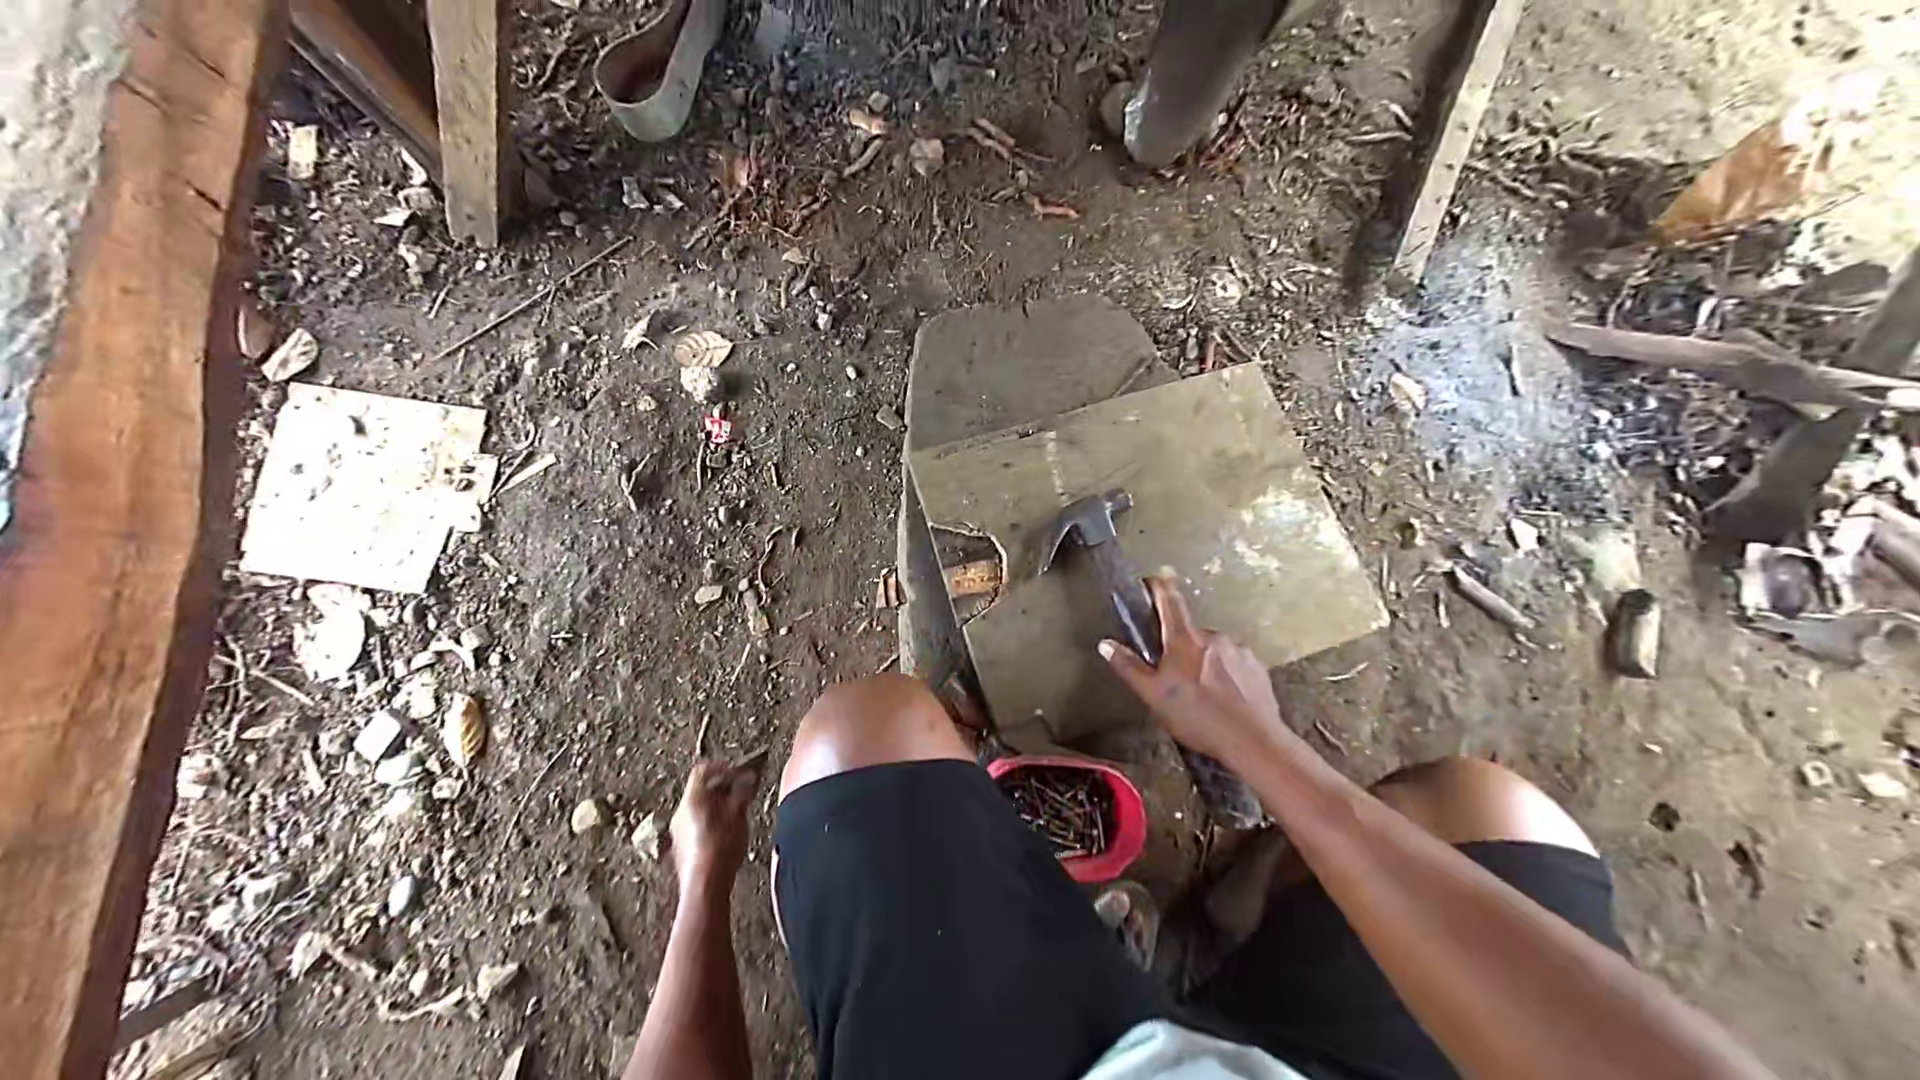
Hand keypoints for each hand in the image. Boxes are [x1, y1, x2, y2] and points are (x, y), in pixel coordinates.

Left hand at [668, 760, 759, 889]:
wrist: (705, 885)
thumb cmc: (720, 849)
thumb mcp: (739, 813)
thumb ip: (743, 791)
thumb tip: (748, 777)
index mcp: (692, 799)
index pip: (703, 770)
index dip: (722, 768)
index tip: (737, 773)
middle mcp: (680, 812)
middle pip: (700, 789)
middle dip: (722, 789)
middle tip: (741, 794)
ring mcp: (678, 831)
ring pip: (698, 808)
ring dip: (717, 806)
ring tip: (736, 815)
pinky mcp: (680, 847)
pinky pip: (695, 824)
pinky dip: (710, 822)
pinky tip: (726, 834)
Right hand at [1099, 577, 1297, 761]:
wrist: (1252, 741)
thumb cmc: (1199, 717)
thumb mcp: (1153, 695)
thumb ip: (1128, 667)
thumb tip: (1106, 645)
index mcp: (1185, 640)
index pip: (1169, 601)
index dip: (1158, 586)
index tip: (1152, 579)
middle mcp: (1213, 637)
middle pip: (1189, 632)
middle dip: (1178, 647)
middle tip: (1171, 674)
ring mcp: (1238, 651)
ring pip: (1212, 650)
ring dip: (1202, 664)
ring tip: (1198, 696)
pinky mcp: (1256, 668)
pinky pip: (1233, 665)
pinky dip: (1224, 676)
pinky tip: (1220, 700)